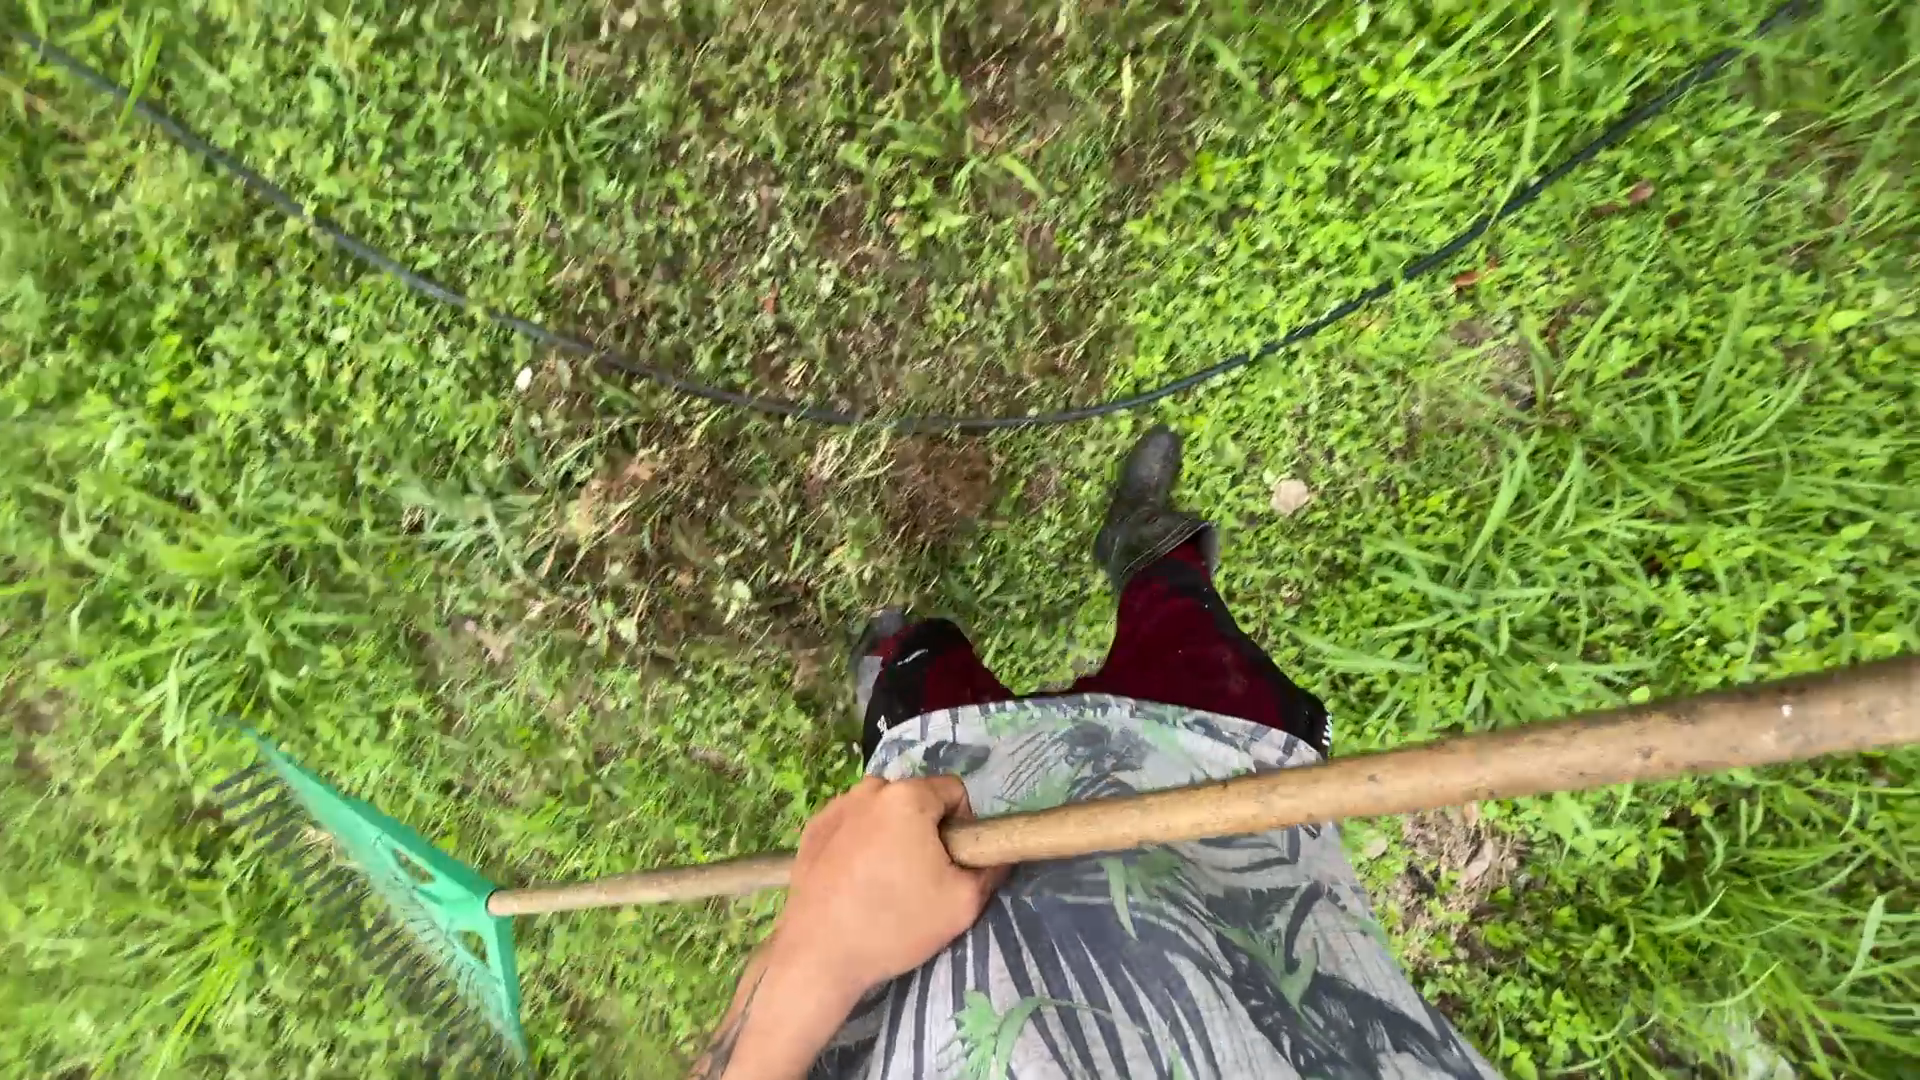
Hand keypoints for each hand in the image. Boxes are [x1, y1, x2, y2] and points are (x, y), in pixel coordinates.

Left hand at [769, 775, 1007, 1000]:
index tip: (951, 861)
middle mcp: (871, 788)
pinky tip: (854, 881)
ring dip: (891, 833)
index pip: (953, 791)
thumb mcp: (964, 903)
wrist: (818, 955)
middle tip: (917, 877)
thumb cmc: (895, 923)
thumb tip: (999, 853)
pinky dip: (860, 842)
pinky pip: (853, 823)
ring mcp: (837, 805)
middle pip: (916, 799)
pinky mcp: (813, 827)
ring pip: (882, 810)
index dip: (962, 825)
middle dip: (924, 829)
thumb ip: (991, 868)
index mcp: (909, 795)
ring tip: (883, 882)